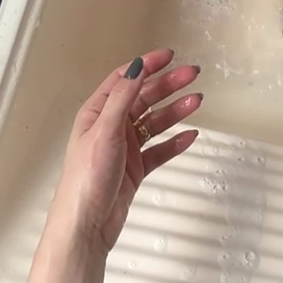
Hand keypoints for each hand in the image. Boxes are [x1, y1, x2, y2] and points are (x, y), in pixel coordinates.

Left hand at [49, 49, 201, 254]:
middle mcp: (111, 127)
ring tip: (196, 102)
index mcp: (97, 113)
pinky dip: (175, 142)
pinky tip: (190, 135)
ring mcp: (124, 148)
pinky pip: (160, 149)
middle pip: (144, 98)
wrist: (85, 227)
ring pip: (155, 122)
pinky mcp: (134, 169)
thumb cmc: (85, 180)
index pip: (125, 79)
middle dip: (168, 85)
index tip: (169, 56)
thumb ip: (122, 98)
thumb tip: (136, 68)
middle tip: (192, 75)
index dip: (147, 65)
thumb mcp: (105, 131)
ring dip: (175, 111)